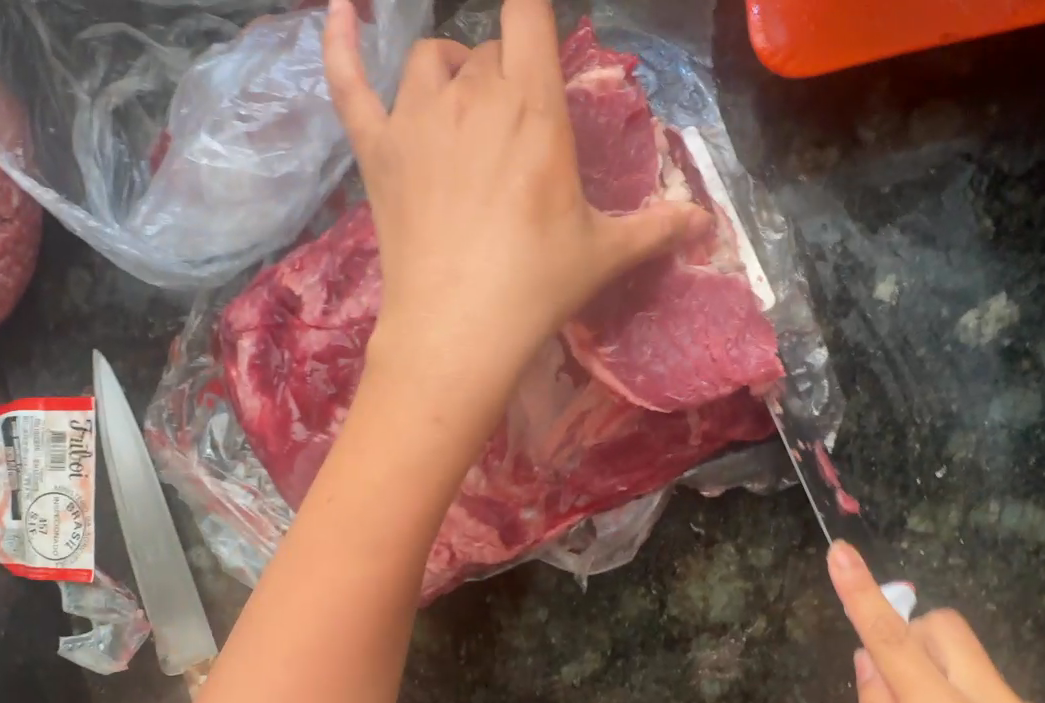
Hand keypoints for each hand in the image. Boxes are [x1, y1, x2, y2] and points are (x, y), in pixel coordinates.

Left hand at [323, 0, 707, 426]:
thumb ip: (656, 228)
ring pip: (429, 58)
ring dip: (450, 71)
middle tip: (517, 135)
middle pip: (488, 50)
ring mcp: (416, 118)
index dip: (535, 13)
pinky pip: (348, 78)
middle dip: (506, 76)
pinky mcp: (376, 148)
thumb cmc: (537, 286)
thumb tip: (705, 223)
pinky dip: (340, 42)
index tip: (540, 38)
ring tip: (461, 109)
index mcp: (533, 109)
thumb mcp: (605, 254)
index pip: (530, 13)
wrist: (458, 330)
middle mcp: (473, 96)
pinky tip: (339, 11)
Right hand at [826, 542, 1044, 702]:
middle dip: (911, 634)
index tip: (841, 552)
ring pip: (968, 655)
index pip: (893, 640)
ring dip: (935, 668)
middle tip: (892, 684)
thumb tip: (866, 658)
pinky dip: (960, 693)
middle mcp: (992, 702)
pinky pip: (988, 685)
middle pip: (945, 628)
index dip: (863, 594)